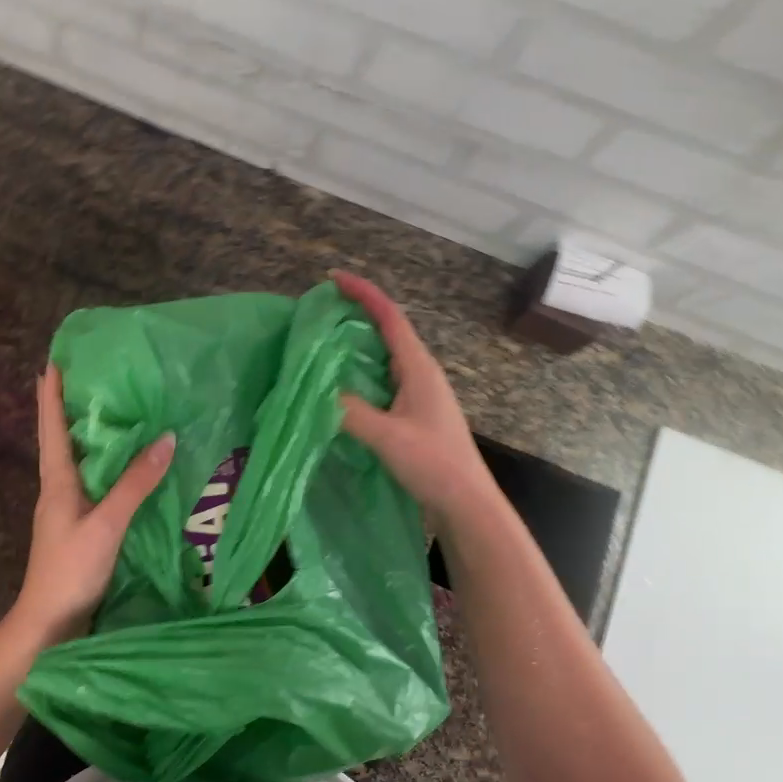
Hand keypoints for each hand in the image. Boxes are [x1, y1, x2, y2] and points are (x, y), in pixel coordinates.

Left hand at [8, 364, 175, 644]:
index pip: (52, 428)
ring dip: (89, 439)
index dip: (52, 394)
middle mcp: (57, 492)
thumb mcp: (107, 524)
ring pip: (77, 465)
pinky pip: (92, 488)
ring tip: (112, 414)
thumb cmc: (70, 570)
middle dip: (70, 409)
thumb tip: (165, 439)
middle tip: (92, 378)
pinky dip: (105, 470)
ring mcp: (66, 513)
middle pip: (61, 441)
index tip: (53, 360)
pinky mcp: (78, 531)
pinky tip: (123, 472)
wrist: (49, 623)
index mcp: (57, 483)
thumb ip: (135, 484)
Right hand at [335, 270, 490, 521]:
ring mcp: (417, 394)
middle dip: (353, 317)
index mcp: (418, 368)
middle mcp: (419, 373)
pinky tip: (337, 388)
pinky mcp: (411, 414)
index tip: (332, 279)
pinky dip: (357, 376)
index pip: (389, 317)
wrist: (465, 502)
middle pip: (385, 332)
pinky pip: (380, 383)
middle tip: (317, 316)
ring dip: (353, 348)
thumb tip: (317, 392)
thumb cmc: (434, 465)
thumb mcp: (387, 437)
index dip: (362, 293)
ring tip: (319, 347)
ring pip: (381, 358)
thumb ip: (350, 412)